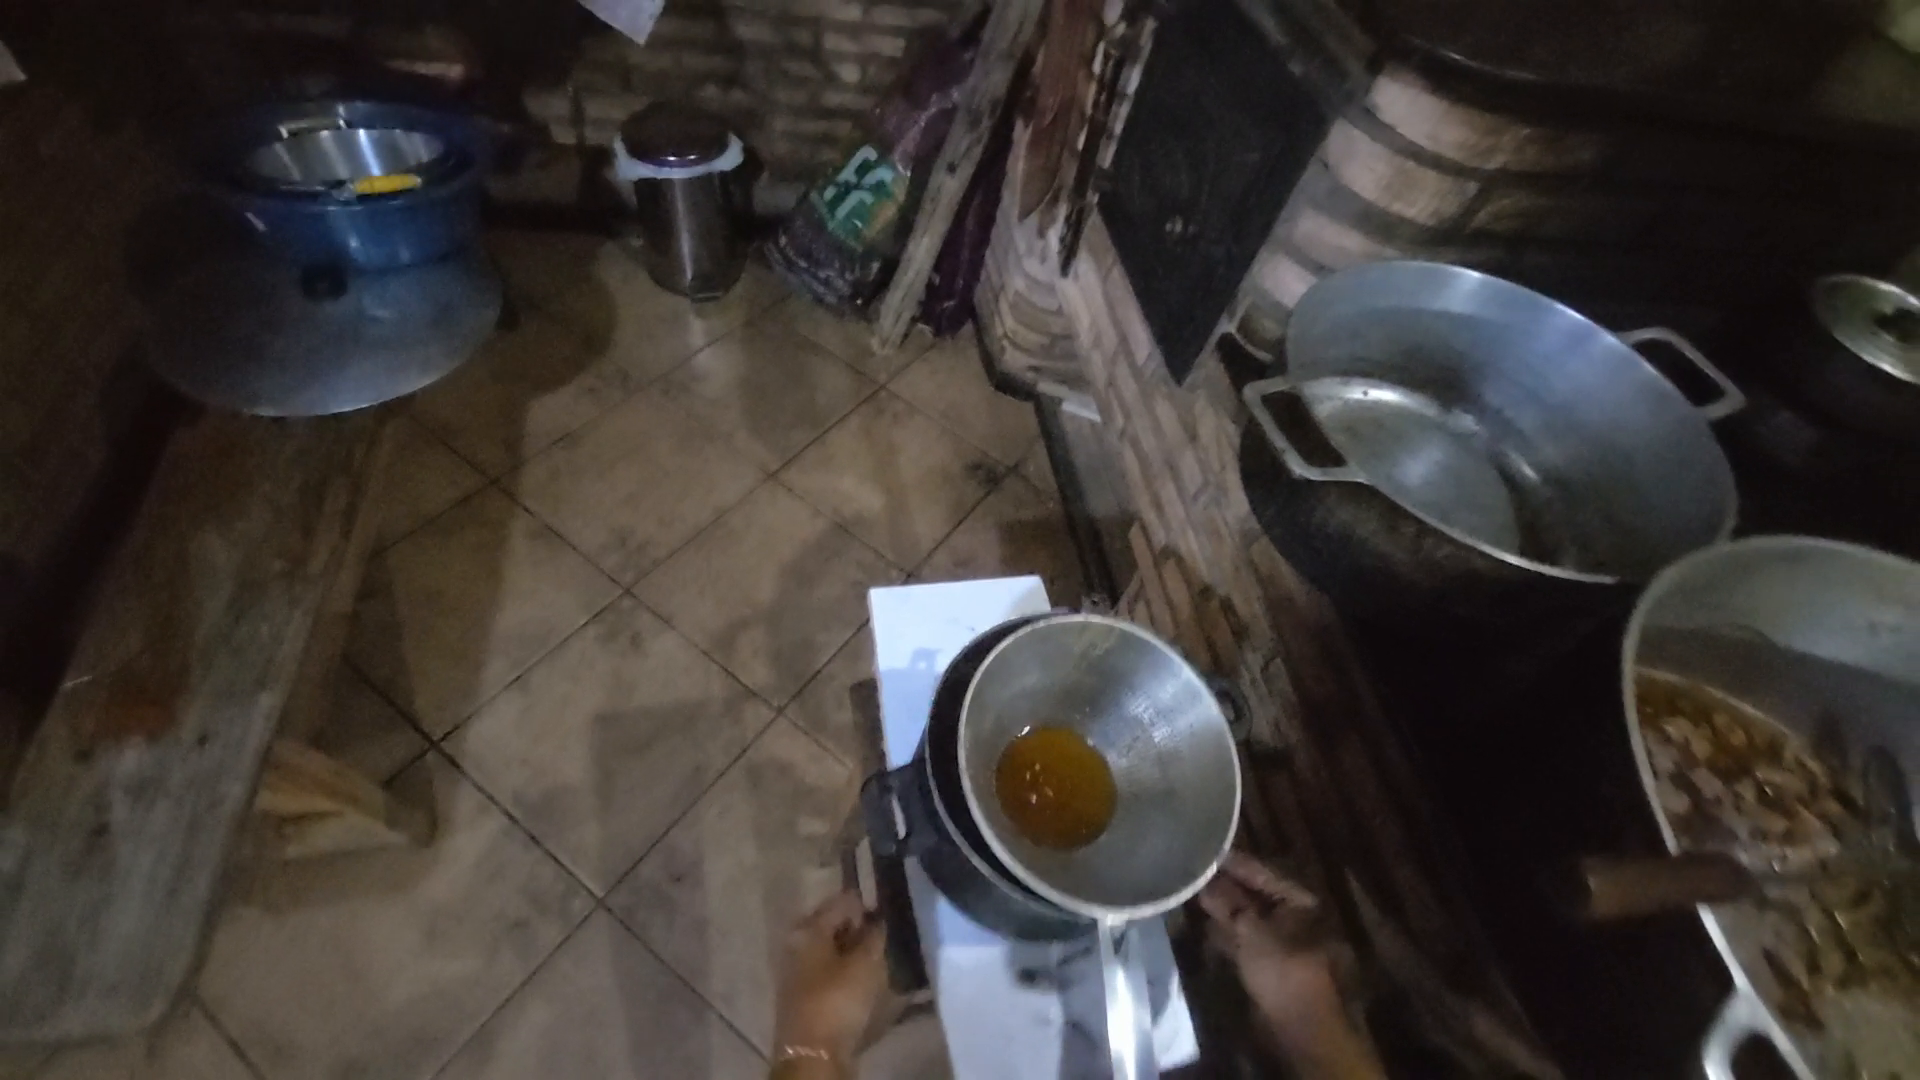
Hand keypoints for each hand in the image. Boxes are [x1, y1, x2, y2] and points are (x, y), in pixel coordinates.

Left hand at [773, 890, 887, 1066]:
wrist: (812, 1056)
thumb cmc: (837, 999)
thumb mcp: (865, 962)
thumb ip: (874, 934)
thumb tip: (878, 918)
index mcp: (809, 927)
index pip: (842, 901)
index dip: (866, 906)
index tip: (885, 916)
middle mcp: (797, 943)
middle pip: (833, 925)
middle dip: (858, 929)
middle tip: (881, 940)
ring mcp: (796, 970)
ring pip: (830, 949)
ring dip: (852, 952)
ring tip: (875, 960)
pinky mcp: (801, 995)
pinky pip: (827, 971)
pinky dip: (843, 971)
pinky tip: (860, 981)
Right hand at [1198, 853, 1340, 1029]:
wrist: (1300, 1028)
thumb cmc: (1282, 968)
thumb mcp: (1251, 929)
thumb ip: (1227, 902)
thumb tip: (1205, 882)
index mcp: (1300, 902)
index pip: (1262, 872)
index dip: (1234, 862)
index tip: (1206, 851)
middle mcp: (1293, 917)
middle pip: (1253, 895)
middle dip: (1225, 887)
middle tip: (1195, 872)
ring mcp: (1281, 941)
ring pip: (1247, 917)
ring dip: (1223, 910)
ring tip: (1195, 895)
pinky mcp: (1268, 963)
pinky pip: (1244, 939)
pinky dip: (1227, 933)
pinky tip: (1207, 927)